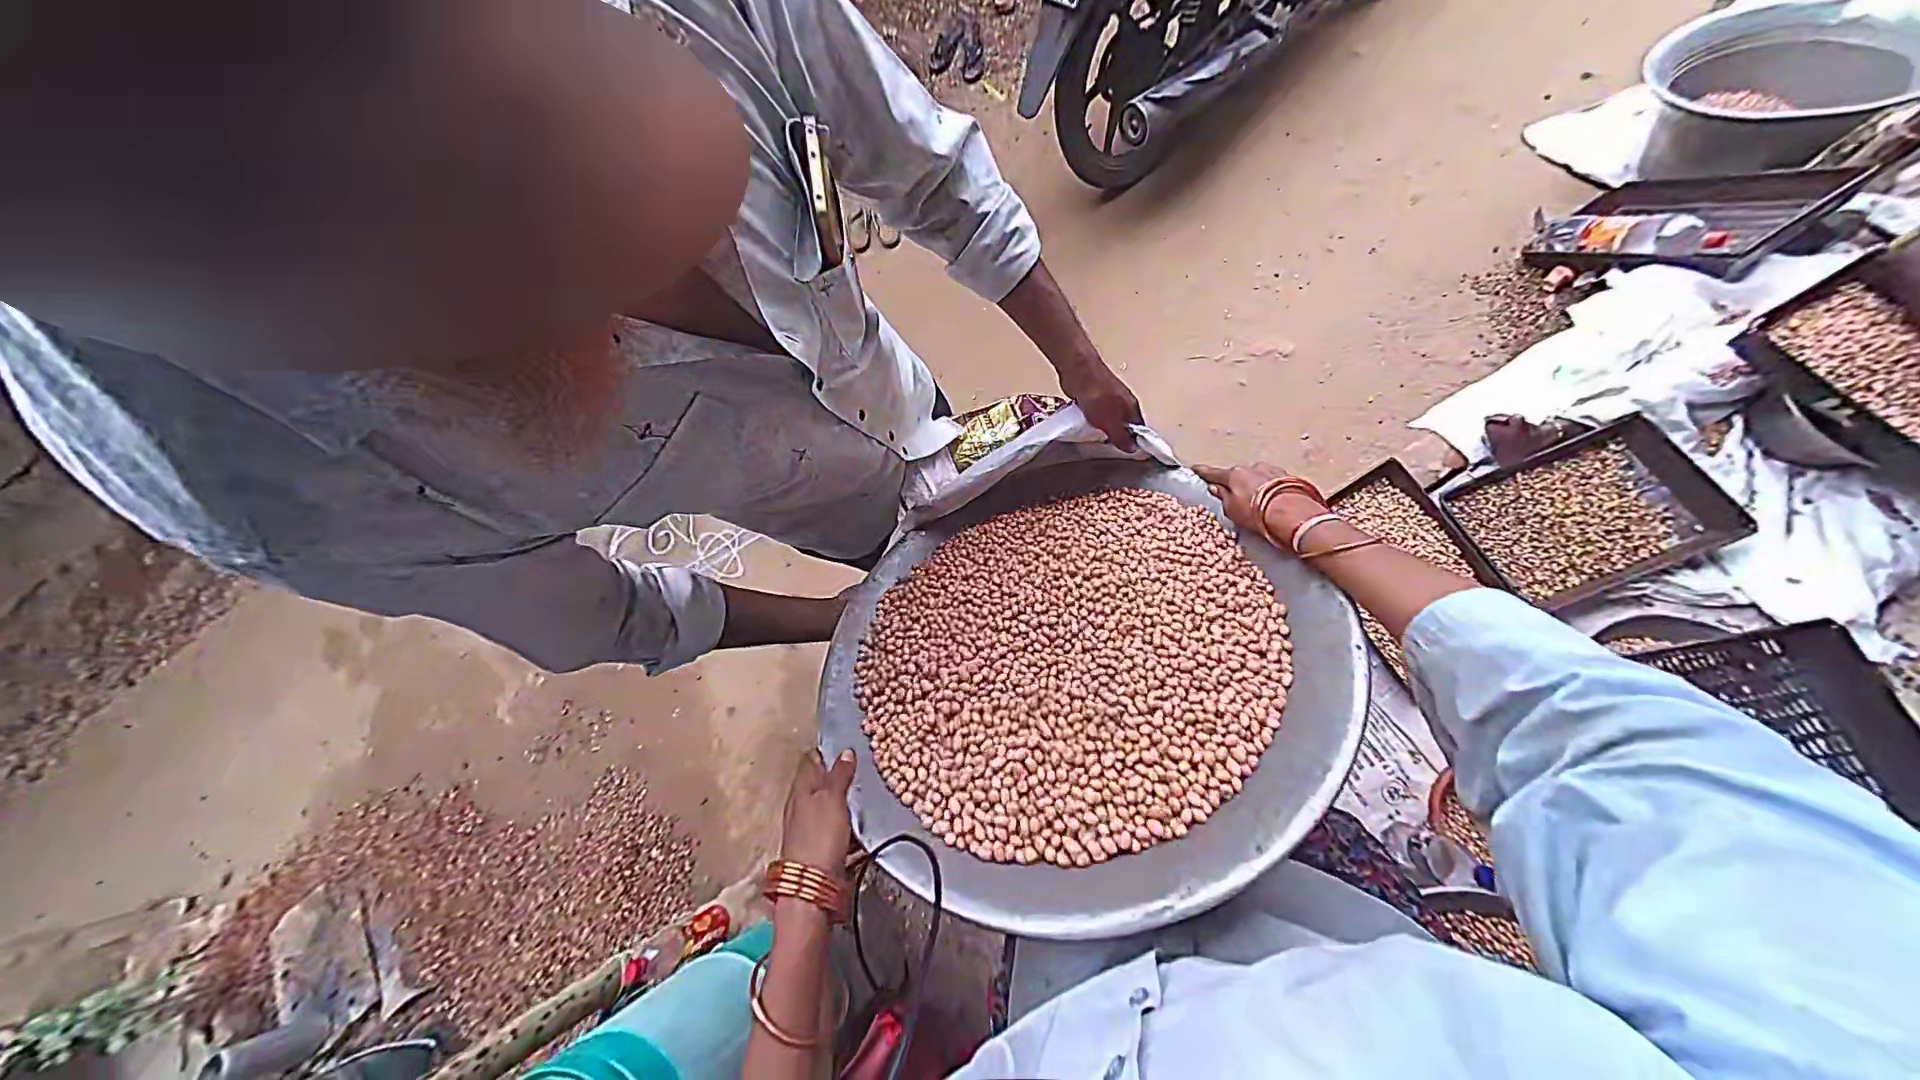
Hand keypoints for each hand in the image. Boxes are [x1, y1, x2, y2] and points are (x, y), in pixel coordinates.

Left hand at [780, 748, 855, 876]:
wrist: (813, 886)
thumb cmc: (820, 836)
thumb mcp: (832, 799)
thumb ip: (838, 775)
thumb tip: (845, 752)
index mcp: (801, 790)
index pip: (811, 760)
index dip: (826, 750)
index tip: (845, 743)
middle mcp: (802, 806)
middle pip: (820, 783)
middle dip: (839, 774)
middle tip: (862, 765)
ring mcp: (811, 828)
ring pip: (830, 805)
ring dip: (845, 799)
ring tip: (868, 791)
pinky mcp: (822, 847)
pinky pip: (838, 827)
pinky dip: (850, 823)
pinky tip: (863, 824)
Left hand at [1058, 355, 1142, 452]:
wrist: (1078, 372)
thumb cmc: (1097, 392)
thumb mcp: (1111, 421)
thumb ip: (1121, 436)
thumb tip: (1132, 448)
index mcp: (1132, 408)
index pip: (1139, 430)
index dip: (1135, 443)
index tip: (1129, 454)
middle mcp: (1122, 403)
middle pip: (1123, 426)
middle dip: (1116, 438)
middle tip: (1108, 449)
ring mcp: (1107, 400)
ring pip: (1108, 421)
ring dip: (1102, 430)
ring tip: (1095, 439)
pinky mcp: (1093, 398)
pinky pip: (1094, 415)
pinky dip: (1091, 421)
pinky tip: (1085, 426)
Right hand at [1193, 462, 1327, 545]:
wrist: (1293, 514)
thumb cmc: (1257, 513)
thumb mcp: (1231, 510)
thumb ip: (1222, 497)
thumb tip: (1216, 488)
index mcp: (1234, 474)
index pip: (1213, 473)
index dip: (1202, 472)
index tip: (1194, 469)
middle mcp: (1252, 467)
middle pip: (1237, 474)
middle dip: (1234, 483)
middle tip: (1232, 496)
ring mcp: (1271, 470)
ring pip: (1256, 477)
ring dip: (1253, 486)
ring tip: (1255, 502)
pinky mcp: (1288, 477)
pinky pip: (1271, 482)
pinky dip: (1267, 489)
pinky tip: (1270, 500)